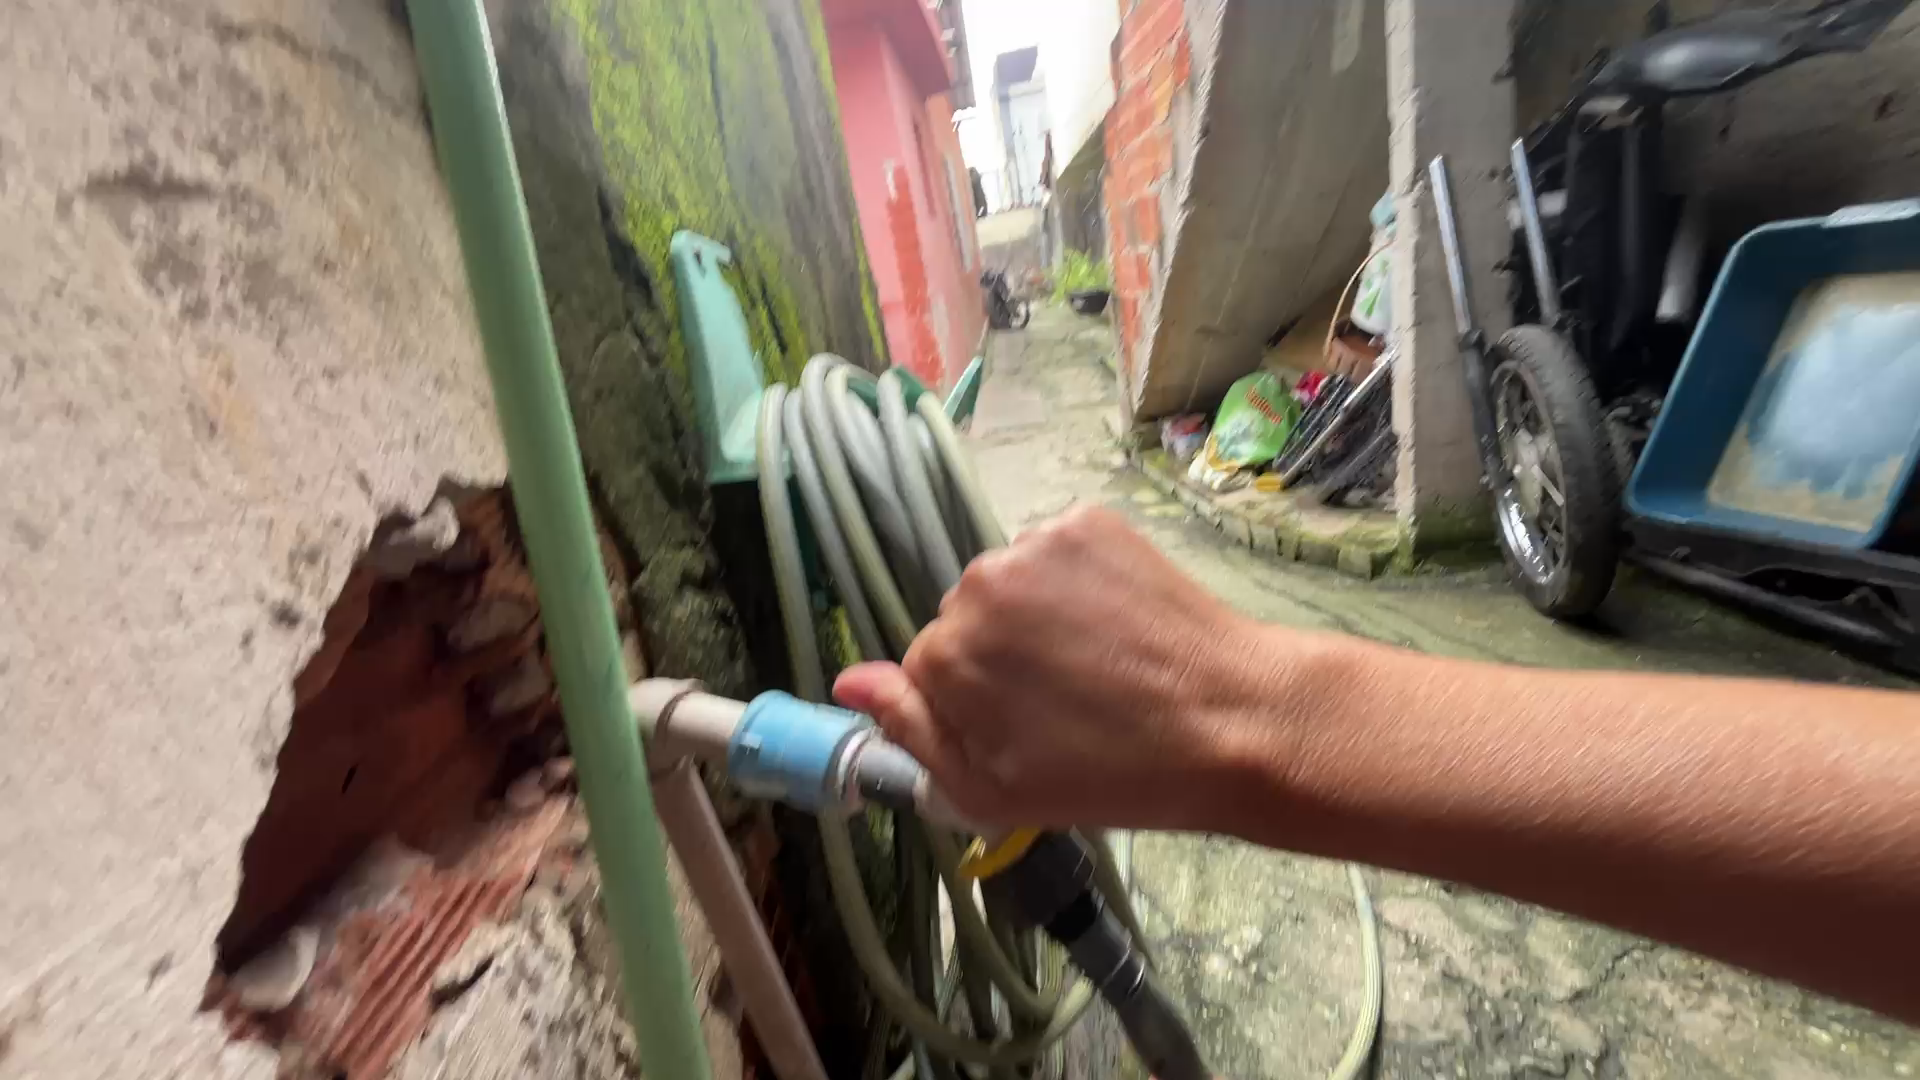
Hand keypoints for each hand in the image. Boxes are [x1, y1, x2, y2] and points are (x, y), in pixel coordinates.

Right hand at [834, 505, 1309, 829]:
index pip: (926, 667)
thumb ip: (911, 732)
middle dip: (997, 653)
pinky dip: (1073, 580)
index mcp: (945, 653)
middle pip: (963, 619)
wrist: (1232, 718)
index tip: (1020, 727)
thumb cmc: (1108, 774)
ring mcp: (1034, 542)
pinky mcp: (1087, 518)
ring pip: (1007, 583)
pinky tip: (1115, 617)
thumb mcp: (992, 791)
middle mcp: (975, 583)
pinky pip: (1053, 553)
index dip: (970, 703)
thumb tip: (848, 680)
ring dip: (1033, 613)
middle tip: (1063, 695)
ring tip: (1094, 655)